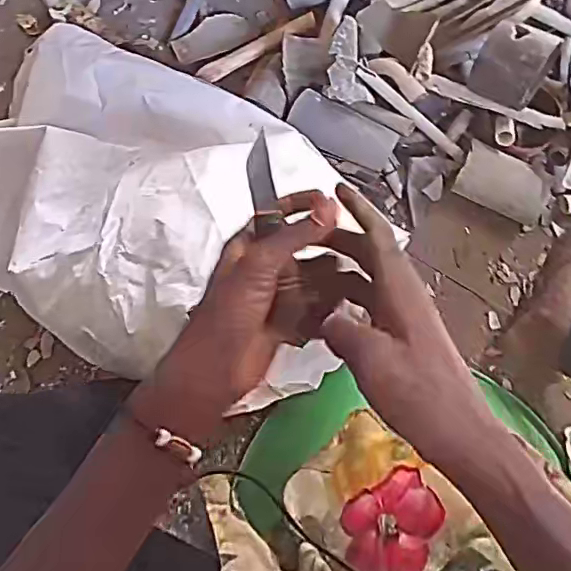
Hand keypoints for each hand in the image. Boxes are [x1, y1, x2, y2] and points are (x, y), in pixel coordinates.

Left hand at [133, 191, 353, 437]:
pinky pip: (314, 309)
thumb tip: (323, 209)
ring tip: (355, 277)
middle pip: (301, 247)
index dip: (300, 204)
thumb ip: (293, 236)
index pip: (276, 214)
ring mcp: (275, 296)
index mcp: (248, 247)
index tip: (326, 199)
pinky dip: (329, 308)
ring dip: (332, 279)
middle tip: (351, 242)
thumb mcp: (259, 266)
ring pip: (312, 279)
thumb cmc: (222, 317)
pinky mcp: (286, 323)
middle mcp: (262, 268)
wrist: (214, 370)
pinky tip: (344, 306)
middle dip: (325, 245)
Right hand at [318, 184, 500, 469]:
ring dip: (338, 272)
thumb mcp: (372, 360)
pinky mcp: (403, 338)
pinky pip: (368, 306)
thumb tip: (325, 316)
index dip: (358, 208)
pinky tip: (325, 316)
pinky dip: (345, 302)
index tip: (338, 189)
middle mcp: (405, 297)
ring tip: (305, 275)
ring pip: (367, 280)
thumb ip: (342, 329)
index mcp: (401, 292)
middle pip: (370, 254)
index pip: (378, 236)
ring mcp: (405, 317)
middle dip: (338, 239)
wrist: (462, 434)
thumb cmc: (423, 397)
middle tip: (305, 236)